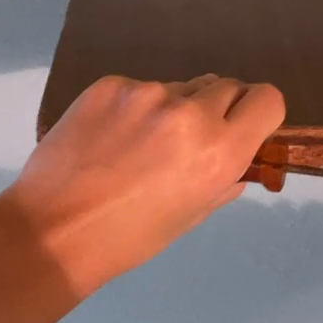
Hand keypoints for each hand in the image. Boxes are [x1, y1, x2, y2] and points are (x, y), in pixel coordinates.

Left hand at [4, 74, 284, 295]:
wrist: (54, 229)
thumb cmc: (132, 237)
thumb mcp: (193, 214)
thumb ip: (224, 178)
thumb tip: (237, 162)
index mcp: (220, 150)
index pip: (268, 100)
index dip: (261, 113)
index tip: (246, 129)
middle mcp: (190, 112)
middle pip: (228, 86)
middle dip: (220, 109)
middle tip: (193, 140)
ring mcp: (147, 93)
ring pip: (181, 88)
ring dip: (177, 108)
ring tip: (142, 144)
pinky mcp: (109, 85)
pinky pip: (141, 89)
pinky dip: (137, 108)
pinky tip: (112, 138)